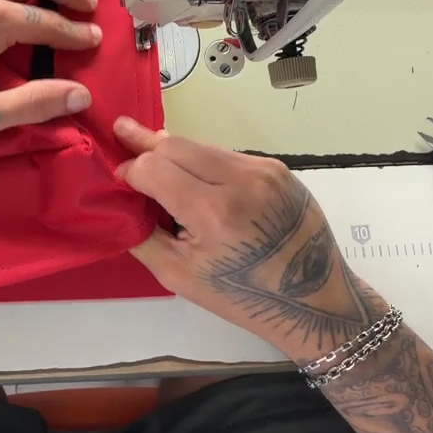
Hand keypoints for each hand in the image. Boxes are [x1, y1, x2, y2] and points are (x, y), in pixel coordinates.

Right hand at [113, 116, 382, 362]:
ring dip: (173, 151)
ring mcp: (264, 170)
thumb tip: (120, 199)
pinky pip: (225, 155)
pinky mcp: (277, 168)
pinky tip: (193, 174)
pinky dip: (202, 161)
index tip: (118, 178)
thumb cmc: (241, 296)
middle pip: (175, 145)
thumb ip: (141, 232)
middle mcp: (241, 181)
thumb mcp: (178, 274)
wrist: (314, 299)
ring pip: (201, 145)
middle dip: (145, 143)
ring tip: (150, 149)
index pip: (153, 167)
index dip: (129, 170)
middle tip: (121, 132)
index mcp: (214, 213)